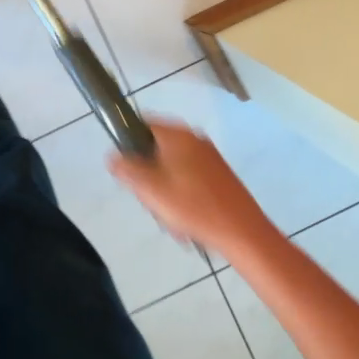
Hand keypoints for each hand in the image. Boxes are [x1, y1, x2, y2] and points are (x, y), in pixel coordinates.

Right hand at [108, 120, 276, 255]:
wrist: (245, 235)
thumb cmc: (193, 207)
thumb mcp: (150, 189)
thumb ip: (125, 169)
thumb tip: (112, 156)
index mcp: (176, 134)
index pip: (141, 123)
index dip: (128, 142)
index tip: (128, 169)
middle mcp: (194, 138)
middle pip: (156, 148)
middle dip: (148, 174)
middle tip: (150, 198)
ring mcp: (210, 157)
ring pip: (172, 166)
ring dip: (165, 189)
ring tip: (171, 216)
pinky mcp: (221, 177)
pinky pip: (190, 178)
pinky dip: (183, 195)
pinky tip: (187, 220)